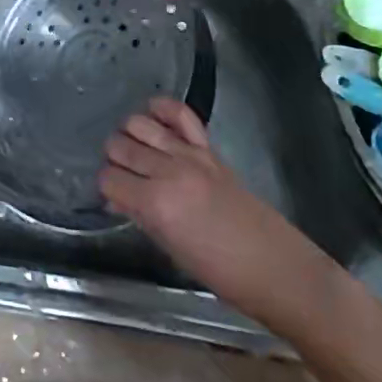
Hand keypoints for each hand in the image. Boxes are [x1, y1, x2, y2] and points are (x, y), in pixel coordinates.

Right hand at [99, 98, 335, 322]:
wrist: (276, 268)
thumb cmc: (220, 272)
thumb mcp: (169, 248)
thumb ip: (139, 214)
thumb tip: (115, 197)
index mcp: (155, 204)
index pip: (108, 178)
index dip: (105, 187)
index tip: (112, 196)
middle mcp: (168, 172)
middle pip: (118, 145)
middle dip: (113, 160)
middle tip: (123, 175)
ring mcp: (190, 155)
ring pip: (138, 124)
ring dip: (129, 135)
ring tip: (136, 151)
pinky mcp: (208, 148)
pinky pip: (179, 113)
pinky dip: (161, 109)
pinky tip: (154, 120)